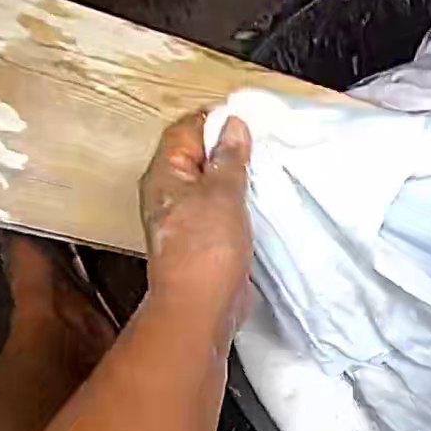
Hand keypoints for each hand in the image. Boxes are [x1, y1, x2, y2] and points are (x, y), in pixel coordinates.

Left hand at [139, 110, 253, 327]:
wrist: (202, 309)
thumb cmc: (206, 249)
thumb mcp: (222, 194)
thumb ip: (229, 158)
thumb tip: (233, 124)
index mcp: (165, 174)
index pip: (187, 129)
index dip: (216, 121)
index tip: (250, 124)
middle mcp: (170, 195)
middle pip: (199, 158)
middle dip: (230, 152)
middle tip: (264, 150)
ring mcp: (186, 221)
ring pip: (212, 188)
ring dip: (237, 183)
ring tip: (266, 177)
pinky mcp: (203, 244)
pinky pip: (221, 214)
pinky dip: (238, 208)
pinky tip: (259, 208)